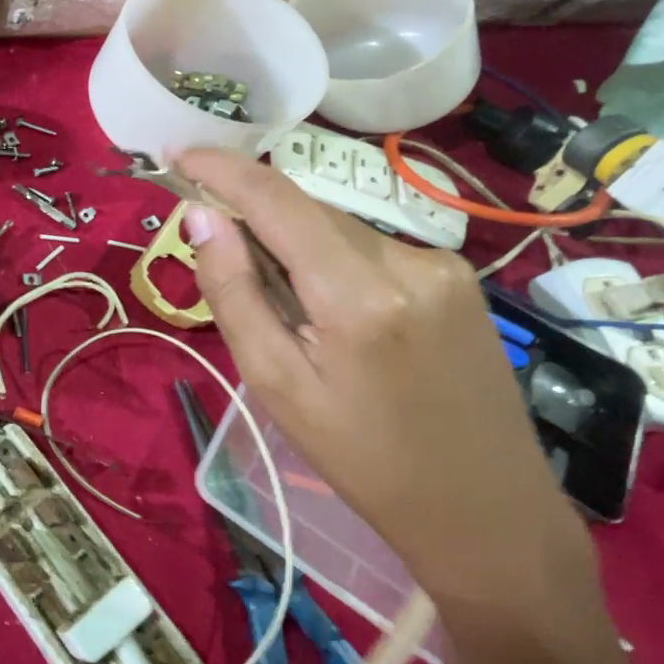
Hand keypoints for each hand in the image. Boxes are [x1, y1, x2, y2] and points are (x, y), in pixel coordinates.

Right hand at [178, 149, 616, 652]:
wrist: (487, 512)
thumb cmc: (361, 458)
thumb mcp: (274, 381)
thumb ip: (232, 290)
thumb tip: (199, 215)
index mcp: (357, 294)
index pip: (275, 199)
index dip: (221, 168)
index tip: (176, 151)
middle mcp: (408, 262)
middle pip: (305, 209)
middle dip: (251, 216)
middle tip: (214, 252)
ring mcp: (441, 267)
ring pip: (336, 226)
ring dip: (291, 243)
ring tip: (283, 307)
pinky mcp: (457, 279)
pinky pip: (369, 246)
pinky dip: (330, 260)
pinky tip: (331, 313)